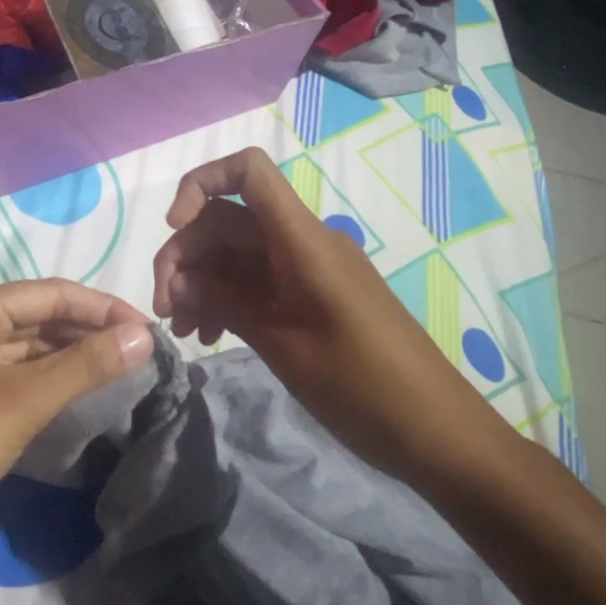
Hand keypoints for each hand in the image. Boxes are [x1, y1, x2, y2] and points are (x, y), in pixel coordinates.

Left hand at [0, 280, 153, 549]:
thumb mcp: (27, 399)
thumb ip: (87, 363)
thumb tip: (144, 335)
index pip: (49, 293)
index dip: (101, 307)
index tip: (148, 325)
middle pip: (38, 313)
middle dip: (89, 328)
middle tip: (142, 345)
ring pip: (28, 341)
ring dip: (72, 351)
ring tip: (124, 361)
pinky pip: (16, 366)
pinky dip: (50, 372)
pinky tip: (84, 381)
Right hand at [153, 147, 506, 478]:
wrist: (439, 432)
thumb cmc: (362, 385)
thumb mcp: (281, 344)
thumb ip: (224, 302)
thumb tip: (179, 280)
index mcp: (301, 240)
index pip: (248, 171)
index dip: (201, 183)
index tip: (175, 229)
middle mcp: (303, 242)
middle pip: (227, 220)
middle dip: (187, 256)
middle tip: (166, 311)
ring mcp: (309, 269)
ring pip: (237, 254)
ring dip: (203, 282)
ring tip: (185, 330)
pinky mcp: (312, 296)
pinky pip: (258, 280)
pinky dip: (229, 299)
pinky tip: (212, 335)